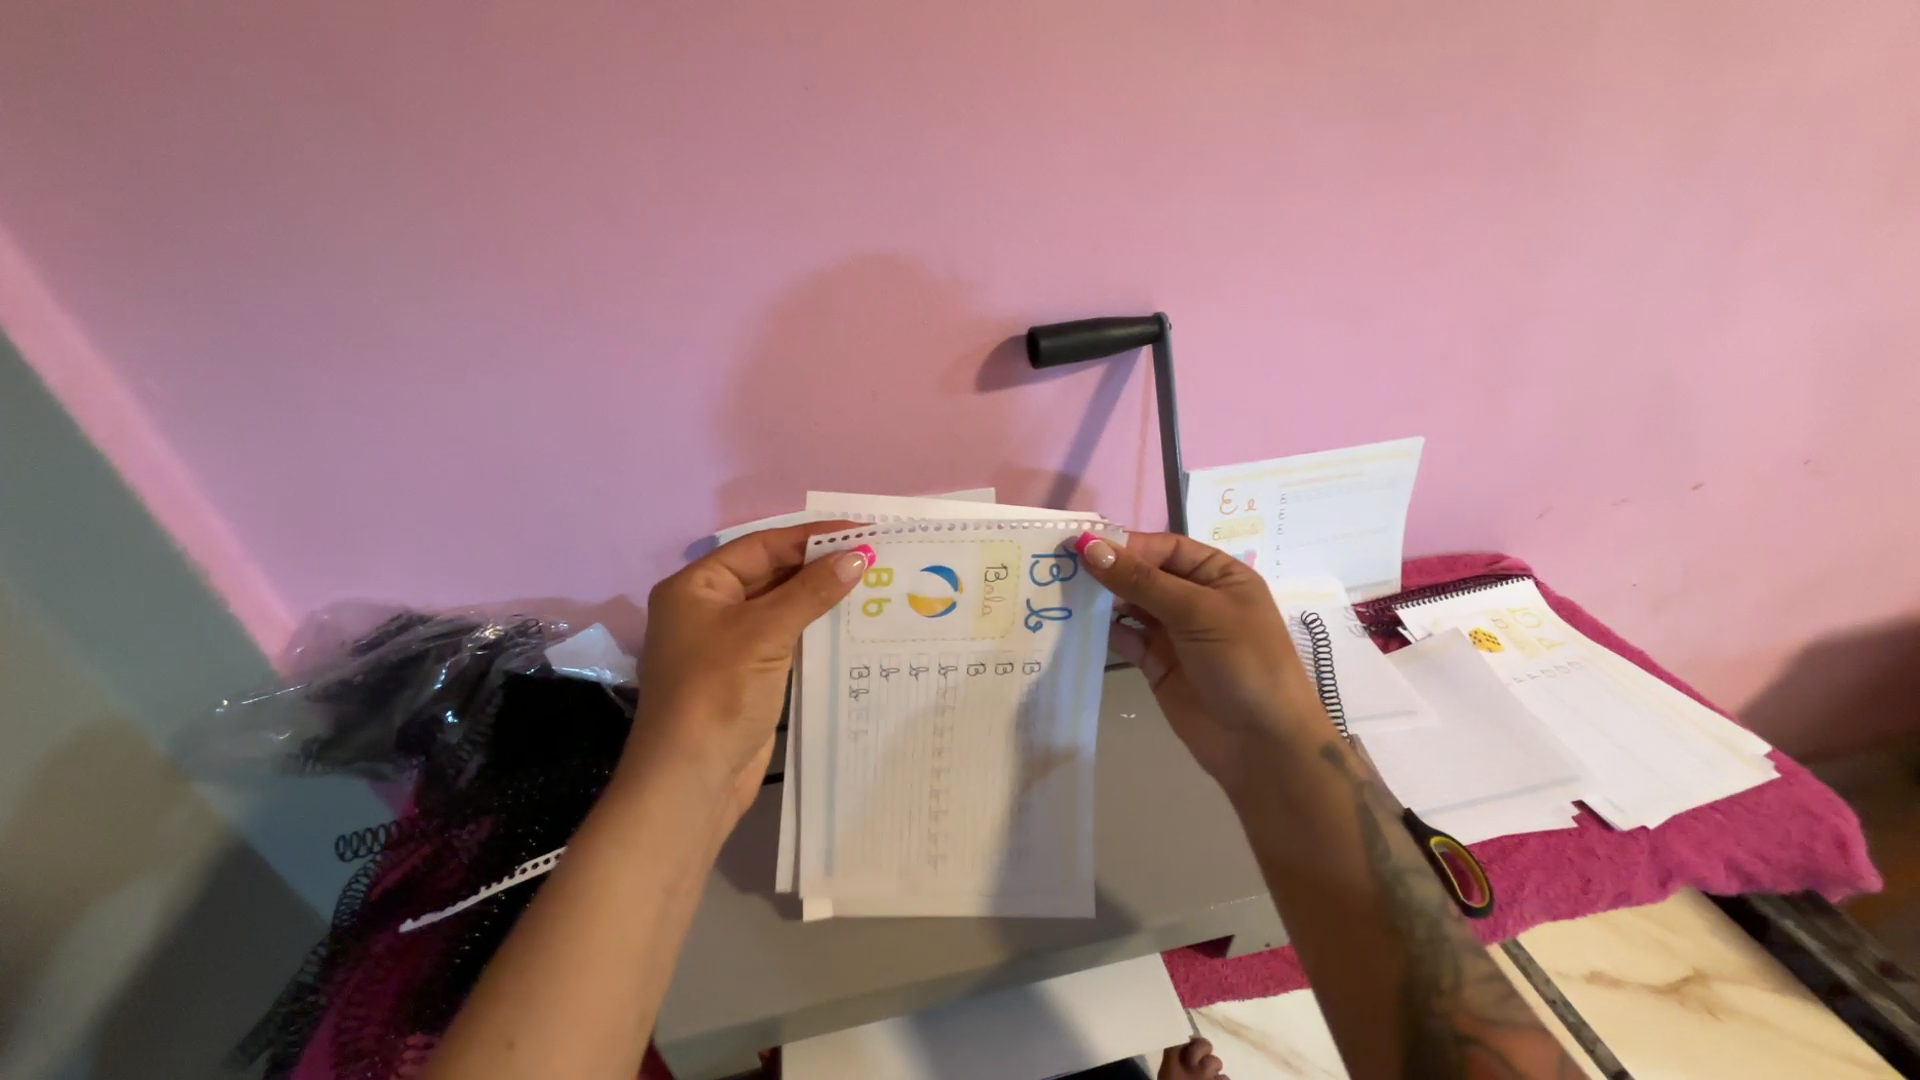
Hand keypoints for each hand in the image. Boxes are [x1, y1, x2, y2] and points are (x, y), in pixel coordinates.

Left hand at [626, 522, 871, 825]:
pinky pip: (787, 638)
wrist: (692, 778)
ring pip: (783, 606)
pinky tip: (852, 624)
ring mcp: (729, 643)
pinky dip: (816, 629)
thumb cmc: (718, 691)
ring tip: (873, 584)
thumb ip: (812, 591)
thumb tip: (858, 556)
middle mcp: (710, 608)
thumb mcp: (765, 632)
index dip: (812, 537)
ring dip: (822, 597)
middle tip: (876, 557)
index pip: (762, 546)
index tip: (862, 531)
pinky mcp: (749, 673)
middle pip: (772, 573)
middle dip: (820, 566)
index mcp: (698, 586)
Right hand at [1076, 530, 1334, 794]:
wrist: (1261, 744)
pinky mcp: (1156, 664)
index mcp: (1219, 576)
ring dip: (1101, 599)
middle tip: (1060, 566)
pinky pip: (1125, 638)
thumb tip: (1089, 547)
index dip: (1126, 545)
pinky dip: (1102, 630)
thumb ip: (1141, 580)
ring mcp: (1175, 633)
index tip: (1081, 546)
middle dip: (1108, 570)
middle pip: (1144, 574)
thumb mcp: (1197, 612)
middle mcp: (1196, 599)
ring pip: (1130, 605)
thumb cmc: (1243, 662)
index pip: (1165, 548)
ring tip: (1061, 591)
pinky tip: (1075, 622)